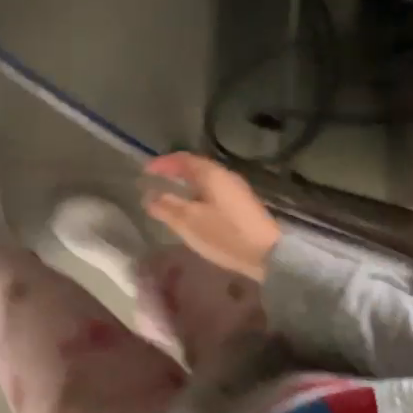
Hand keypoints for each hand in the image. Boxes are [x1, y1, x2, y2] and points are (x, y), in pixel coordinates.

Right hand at [142, 154, 280, 280]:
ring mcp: (237, 189)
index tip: (146, 170)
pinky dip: (199, 194)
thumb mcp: (189, 222)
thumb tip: (149, 196)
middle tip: (157, 180)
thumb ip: (167, 207)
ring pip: (207, 180)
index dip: (163, 163)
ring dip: (188, 184)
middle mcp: (226, 175)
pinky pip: (215, 191)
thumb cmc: (224, 234)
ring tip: (172, 194)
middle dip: (175, 172)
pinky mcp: (243, 204)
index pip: (183, 159)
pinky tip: (194, 209)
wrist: (266, 253)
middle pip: (196, 167)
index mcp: (212, 174)